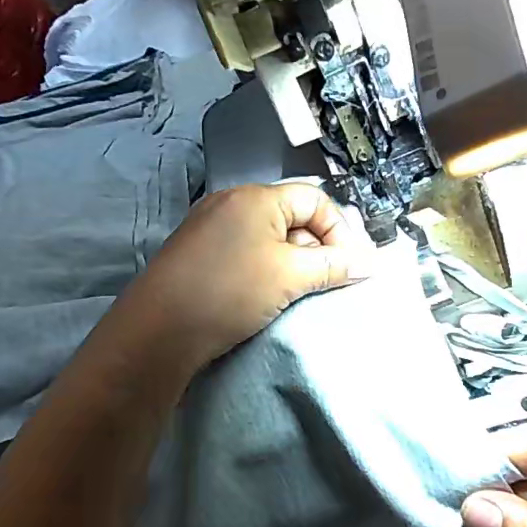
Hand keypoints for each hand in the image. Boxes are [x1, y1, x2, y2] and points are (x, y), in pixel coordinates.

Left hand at [108, 183, 376, 372]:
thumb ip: (332, 266)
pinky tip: (264, 294)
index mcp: (255, 197)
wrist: (159, 330)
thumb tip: (368, 263)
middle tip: (325, 281)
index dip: (340, 230)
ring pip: (267, 235)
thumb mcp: (289, 277)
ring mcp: (209, 225)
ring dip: (290, 260)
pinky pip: (243, 249)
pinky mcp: (197, 250)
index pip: (315, 199)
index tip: (350, 266)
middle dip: (316, 246)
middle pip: (291, 215)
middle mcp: (230, 202)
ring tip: (295, 292)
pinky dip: (263, 266)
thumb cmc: (227, 293)